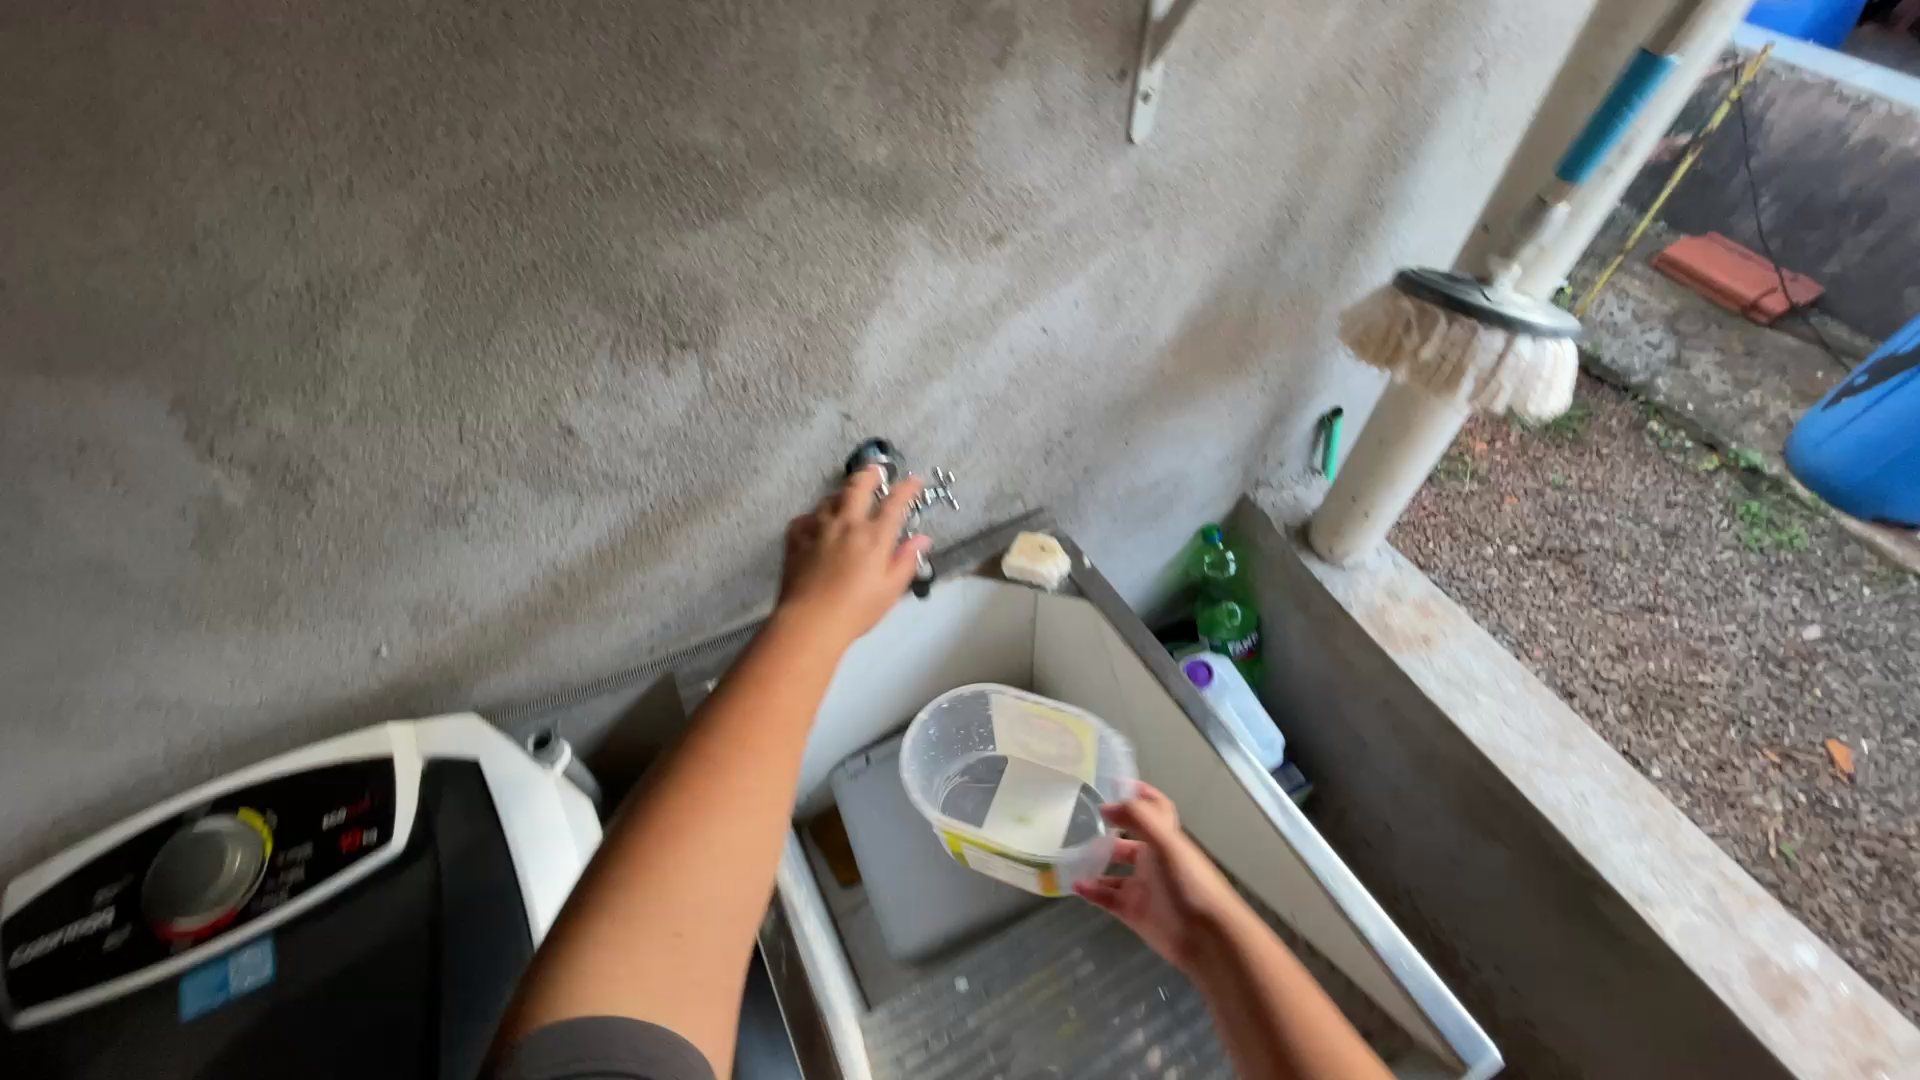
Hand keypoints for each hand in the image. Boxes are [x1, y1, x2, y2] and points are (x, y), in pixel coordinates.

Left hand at [776, 467, 932, 646]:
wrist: (809, 622)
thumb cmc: (856, 611)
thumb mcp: (890, 590)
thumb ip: (905, 560)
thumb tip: (921, 538)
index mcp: (873, 537)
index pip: (895, 504)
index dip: (907, 489)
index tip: (915, 481)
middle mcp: (846, 525)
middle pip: (857, 487)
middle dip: (869, 475)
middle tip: (875, 471)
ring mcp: (818, 529)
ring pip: (830, 500)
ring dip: (841, 495)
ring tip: (846, 498)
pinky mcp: (796, 539)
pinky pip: (805, 518)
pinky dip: (814, 517)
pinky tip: (816, 524)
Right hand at [1075, 783, 1248, 975]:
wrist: (1208, 939)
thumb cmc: (1188, 882)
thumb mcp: (1165, 842)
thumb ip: (1137, 817)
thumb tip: (1106, 807)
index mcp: (1166, 840)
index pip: (1155, 809)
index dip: (1140, 794)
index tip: (1114, 784)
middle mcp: (1155, 861)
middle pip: (1130, 841)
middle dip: (1109, 833)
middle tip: (1081, 825)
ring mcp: (1145, 888)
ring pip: (1115, 871)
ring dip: (1096, 863)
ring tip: (1072, 856)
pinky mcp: (1135, 912)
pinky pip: (1108, 898)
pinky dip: (1092, 891)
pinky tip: (1076, 885)